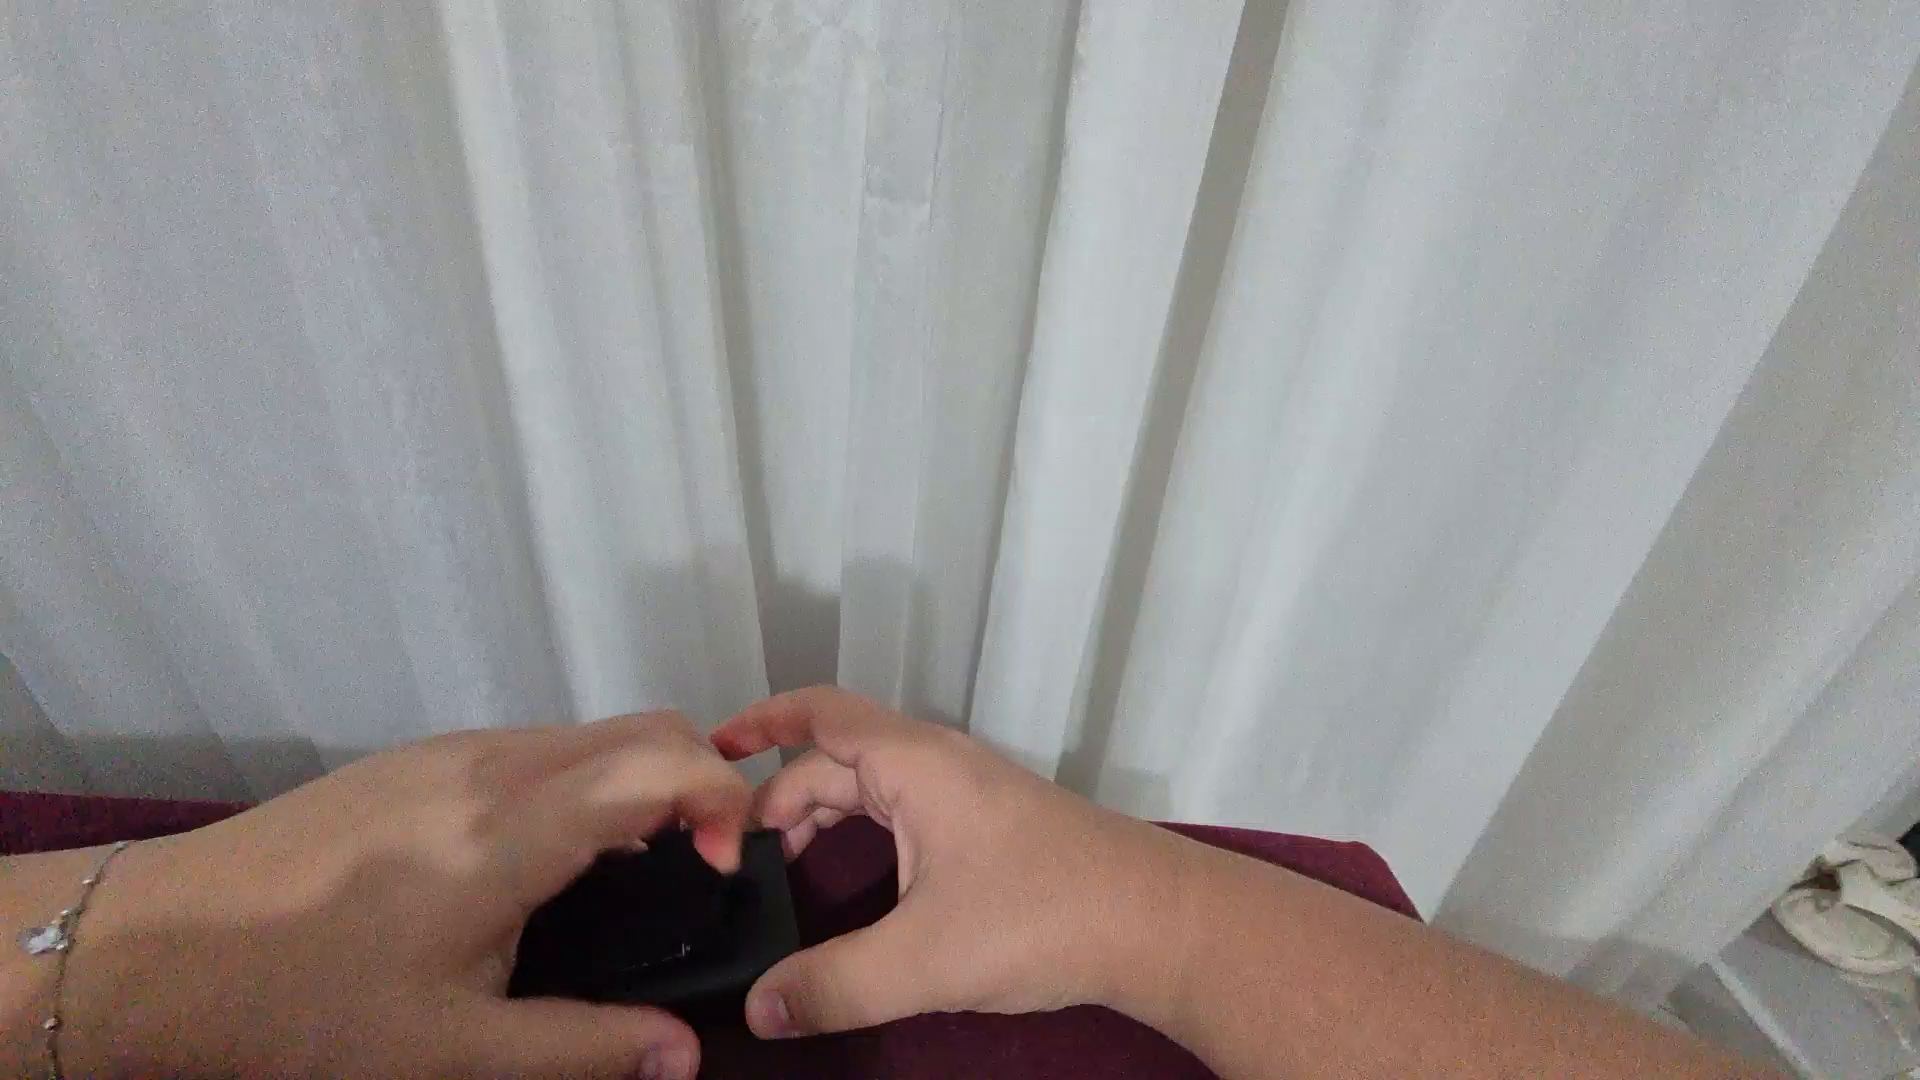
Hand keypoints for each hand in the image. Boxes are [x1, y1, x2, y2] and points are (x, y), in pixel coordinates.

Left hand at [63, 713, 749, 1079]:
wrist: (144, 941)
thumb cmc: (305, 1002)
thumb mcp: (444, 1051)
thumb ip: (580, 1048)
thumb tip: (686, 1055)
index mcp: (517, 829)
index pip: (664, 765)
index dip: (721, 799)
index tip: (720, 863)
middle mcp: (509, 763)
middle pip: (655, 727)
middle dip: (704, 777)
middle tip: (698, 856)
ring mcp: (473, 744)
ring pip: (608, 729)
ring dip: (653, 775)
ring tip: (638, 855)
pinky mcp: (444, 747)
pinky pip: (559, 742)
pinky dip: (601, 774)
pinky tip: (559, 846)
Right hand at [710, 687, 1197, 1037]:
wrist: (1151, 917)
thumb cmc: (1039, 915)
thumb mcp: (927, 958)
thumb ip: (835, 986)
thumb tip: (757, 1011)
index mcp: (913, 762)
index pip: (821, 713)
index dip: (761, 721)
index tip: (709, 749)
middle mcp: (933, 761)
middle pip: (836, 758)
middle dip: (779, 798)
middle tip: (730, 858)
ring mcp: (962, 789)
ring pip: (869, 786)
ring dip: (819, 816)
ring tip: (776, 870)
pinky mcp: (980, 820)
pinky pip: (899, 809)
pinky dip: (858, 830)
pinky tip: (848, 876)